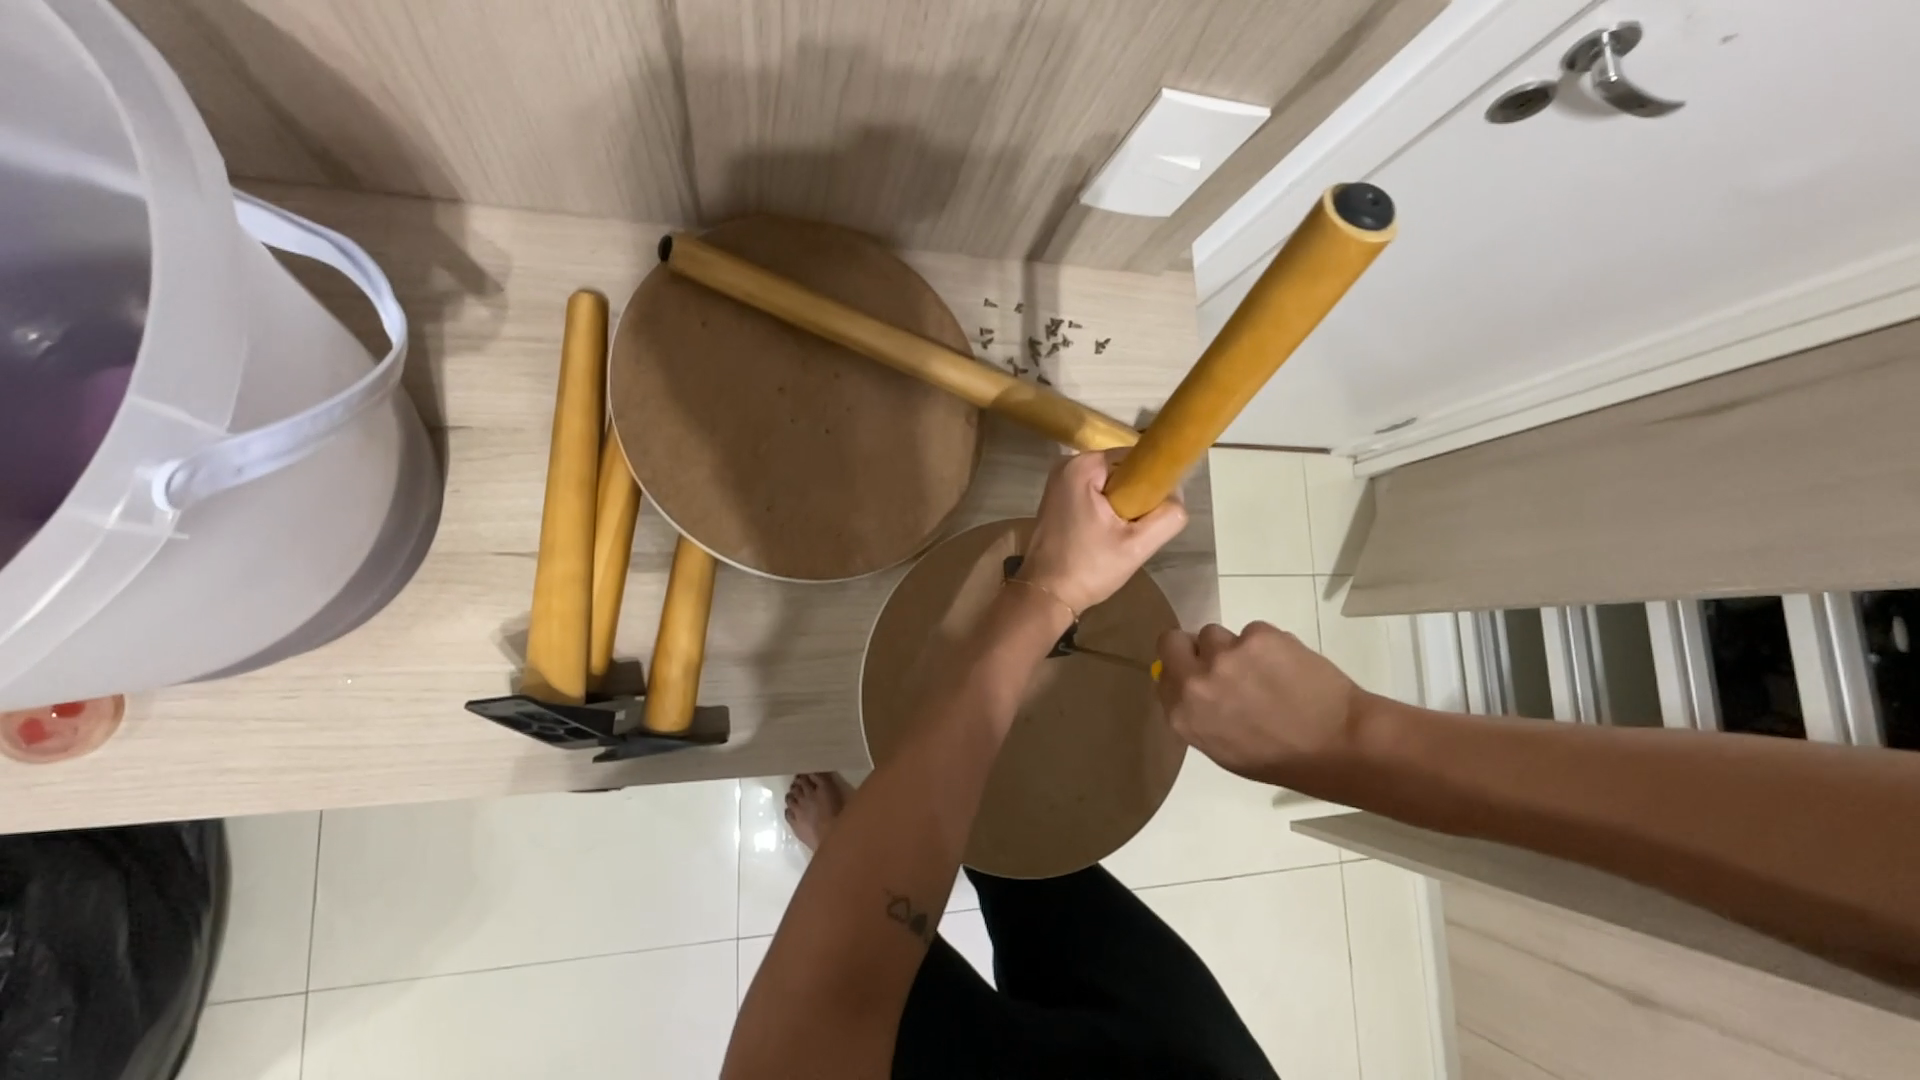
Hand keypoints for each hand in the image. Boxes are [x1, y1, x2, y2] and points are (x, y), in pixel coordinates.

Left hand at [1017, 449, 1187, 614]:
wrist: (1046, 594)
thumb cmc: (1089, 568)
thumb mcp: (1137, 545)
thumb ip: (1168, 516)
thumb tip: (1177, 495)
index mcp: (1083, 466)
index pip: (1136, 459)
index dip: (1152, 483)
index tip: (1153, 512)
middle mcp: (1067, 466)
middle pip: (1122, 472)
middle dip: (1135, 497)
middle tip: (1134, 530)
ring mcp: (1059, 482)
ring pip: (1110, 486)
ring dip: (1121, 507)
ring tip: (1119, 535)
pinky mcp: (1057, 499)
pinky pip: (1095, 495)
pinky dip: (1106, 511)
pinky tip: (1104, 536)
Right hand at [1156, 622, 1371, 786]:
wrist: (1338, 745)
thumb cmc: (1280, 759)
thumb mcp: (1222, 749)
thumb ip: (1197, 714)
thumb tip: (1190, 688)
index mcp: (1183, 715)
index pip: (1163, 674)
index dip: (1182, 671)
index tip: (1200, 676)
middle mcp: (1195, 681)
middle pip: (1173, 640)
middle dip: (1192, 647)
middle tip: (1220, 660)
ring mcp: (1226, 654)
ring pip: (1217, 634)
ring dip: (1235, 648)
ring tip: (1267, 670)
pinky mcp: (1258, 635)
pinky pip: (1253, 631)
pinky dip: (1268, 645)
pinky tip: (1289, 667)